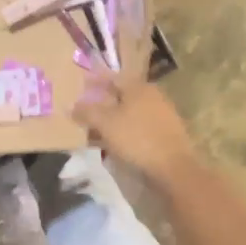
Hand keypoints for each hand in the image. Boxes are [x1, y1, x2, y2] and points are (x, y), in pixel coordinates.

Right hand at [72, 72, 198, 183]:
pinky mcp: (167, 131)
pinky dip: (126, 129)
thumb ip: (87, 112)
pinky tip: (117, 142)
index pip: (112, 77)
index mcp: (138, 86)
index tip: (80, 87)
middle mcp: (152, 94)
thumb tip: (72, 105)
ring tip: (97, 130)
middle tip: (86, 111)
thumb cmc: (136, 139)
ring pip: (131, 111)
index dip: (94, 81)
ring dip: (114, 118)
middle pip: (122, 94)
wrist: (173, 167)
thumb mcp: (105, 124)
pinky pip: (140, 125)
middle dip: (103, 102)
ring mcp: (163, 113)